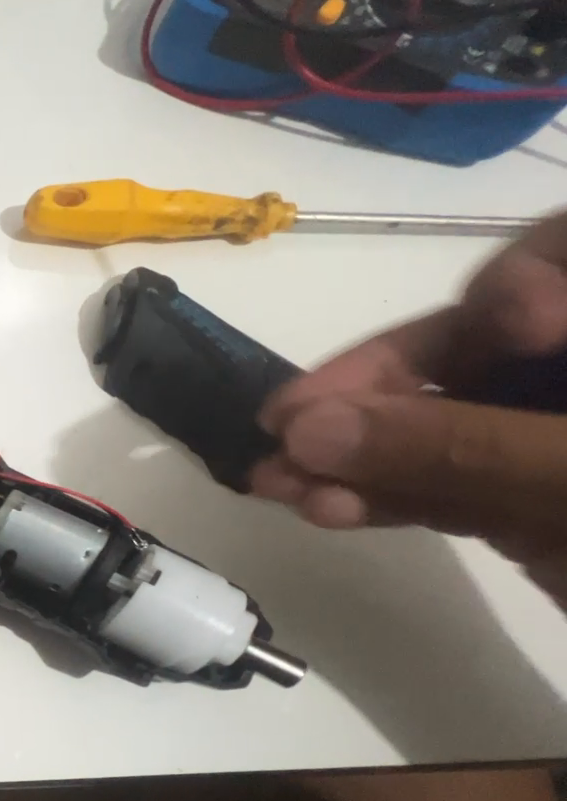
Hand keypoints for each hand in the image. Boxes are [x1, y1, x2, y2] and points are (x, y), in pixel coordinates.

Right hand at [250, 212, 566, 604]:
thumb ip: (464, 451)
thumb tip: (304, 429)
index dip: (529, 277)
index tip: (505, 329)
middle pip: (479, 347)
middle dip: (378, 388)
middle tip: (285, 423)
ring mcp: (556, 443)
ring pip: (437, 425)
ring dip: (346, 455)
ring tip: (274, 485)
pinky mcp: (522, 503)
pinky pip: (431, 486)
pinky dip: (370, 498)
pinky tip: (318, 510)